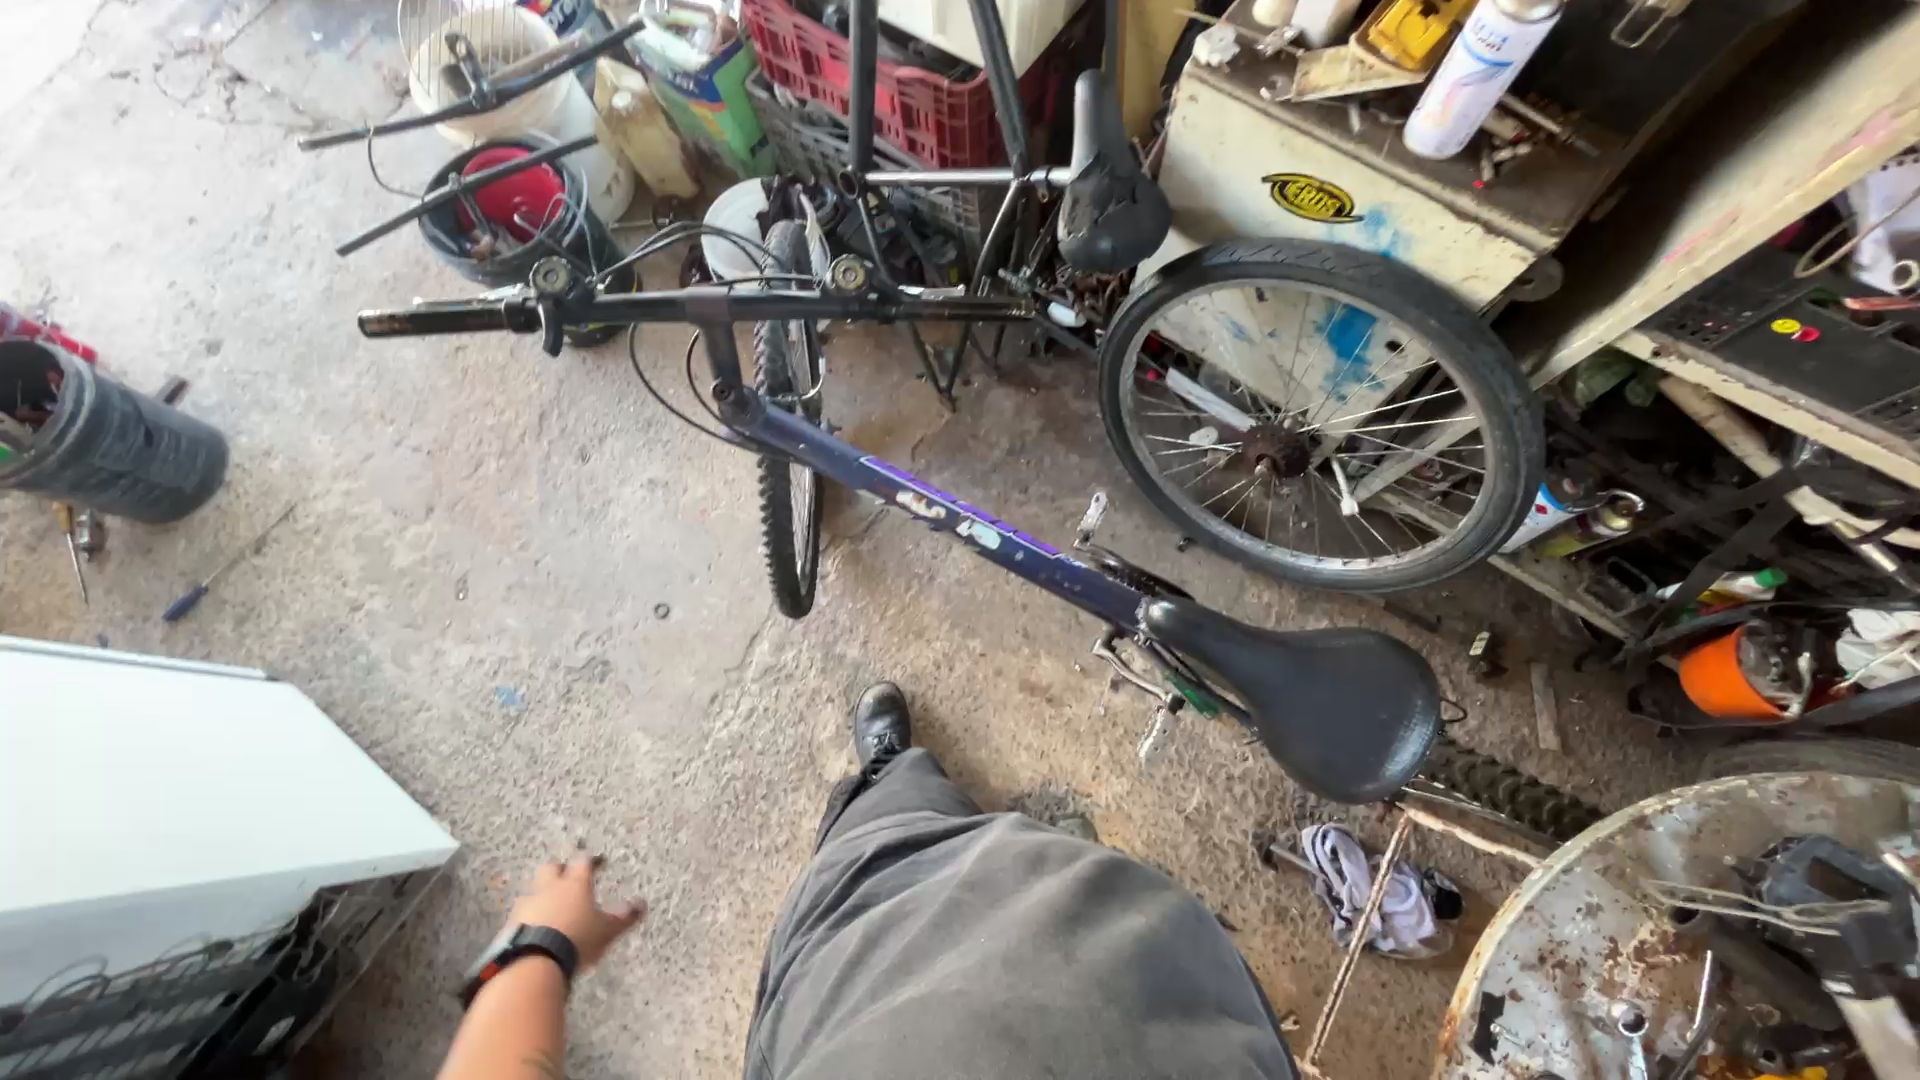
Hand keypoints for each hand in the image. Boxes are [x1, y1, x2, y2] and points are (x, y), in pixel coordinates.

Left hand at [507, 855, 644, 970]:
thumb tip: (641, 905)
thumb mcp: (607, 931)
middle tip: (567, 877)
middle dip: (559, 870)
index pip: (584, 862)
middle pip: (551, 868)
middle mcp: (548, 889)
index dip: (592, 861)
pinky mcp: (508, 927)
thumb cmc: (576, 941)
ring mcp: (526, 907)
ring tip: (548, 908)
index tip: (599, 862)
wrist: (533, 964)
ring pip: (532, 892)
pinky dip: (527, 919)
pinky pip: (520, 916)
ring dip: (540, 896)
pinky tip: (533, 931)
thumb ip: (624, 918)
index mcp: (574, 884)